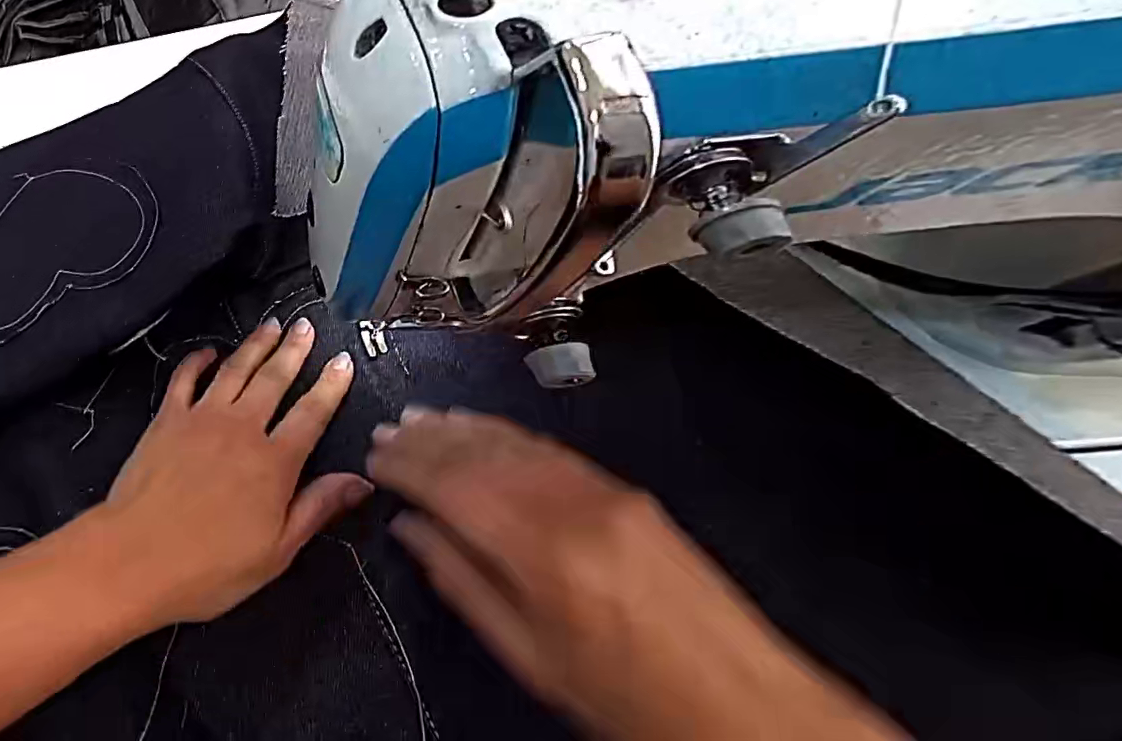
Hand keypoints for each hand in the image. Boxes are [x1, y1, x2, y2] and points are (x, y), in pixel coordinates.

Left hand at [97, 317, 368, 624]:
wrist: (133, 559)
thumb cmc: (209, 566)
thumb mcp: (276, 552)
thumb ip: (318, 508)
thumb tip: (360, 482)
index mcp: (274, 461)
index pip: (312, 413)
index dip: (331, 385)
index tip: (342, 360)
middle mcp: (243, 428)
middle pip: (275, 379)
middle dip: (294, 349)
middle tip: (305, 326)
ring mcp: (203, 417)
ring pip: (237, 370)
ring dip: (256, 345)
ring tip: (272, 325)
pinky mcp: (169, 418)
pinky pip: (186, 378)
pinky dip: (198, 360)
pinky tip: (209, 351)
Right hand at [370, 409, 903, 740]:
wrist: (745, 702)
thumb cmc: (628, 698)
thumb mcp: (530, 657)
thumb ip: (462, 582)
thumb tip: (411, 530)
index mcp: (539, 550)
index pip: (452, 485)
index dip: (408, 464)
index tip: (376, 453)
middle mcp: (566, 502)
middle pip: (479, 453)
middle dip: (426, 438)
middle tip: (388, 428)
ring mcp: (597, 487)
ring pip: (511, 441)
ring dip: (460, 426)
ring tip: (421, 419)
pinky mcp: (618, 486)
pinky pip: (546, 446)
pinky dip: (503, 433)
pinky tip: (480, 427)